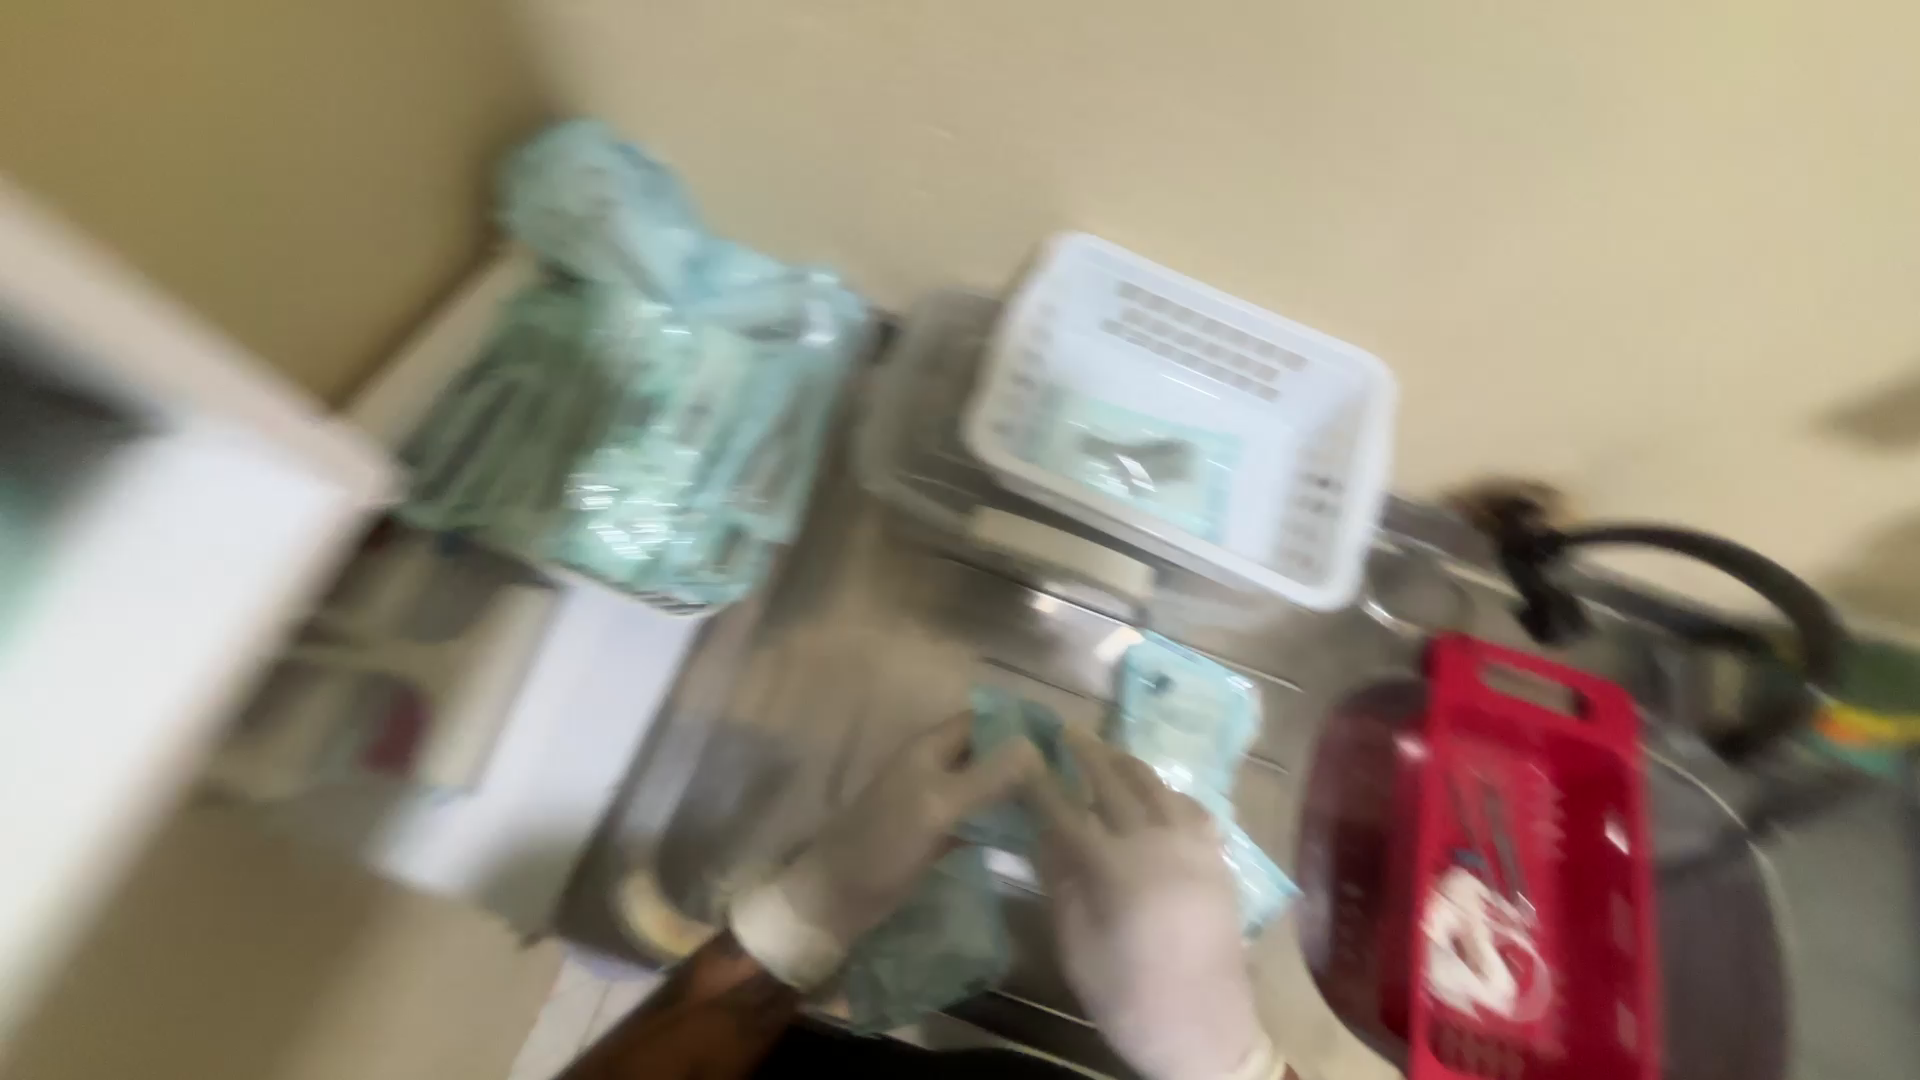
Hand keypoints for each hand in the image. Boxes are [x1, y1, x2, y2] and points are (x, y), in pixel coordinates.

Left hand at [729, 711, 1041, 988]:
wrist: (837, 900)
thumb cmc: (884, 844)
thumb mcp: (938, 806)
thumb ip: (986, 777)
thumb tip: (1036, 747)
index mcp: (930, 748)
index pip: (984, 719)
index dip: (1020, 722)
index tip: (1065, 737)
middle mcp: (935, 766)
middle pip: (987, 750)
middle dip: (1025, 758)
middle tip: (1073, 775)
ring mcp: (936, 800)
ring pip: (985, 784)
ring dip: (1017, 789)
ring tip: (1063, 801)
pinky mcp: (938, 832)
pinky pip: (978, 816)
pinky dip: (1002, 819)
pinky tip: (1034, 831)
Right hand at [1029, 733, 1278, 1079]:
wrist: (1209, 1038)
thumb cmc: (1130, 998)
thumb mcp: (1078, 947)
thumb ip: (1061, 883)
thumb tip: (1042, 834)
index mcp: (1115, 868)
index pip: (1066, 811)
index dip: (1041, 783)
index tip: (1023, 757)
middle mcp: (1156, 843)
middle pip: (1114, 783)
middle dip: (1086, 754)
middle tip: (1066, 732)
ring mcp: (1193, 847)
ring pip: (1157, 786)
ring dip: (1127, 763)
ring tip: (1107, 751)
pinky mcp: (1217, 860)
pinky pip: (1193, 808)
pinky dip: (1170, 792)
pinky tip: (1158, 794)